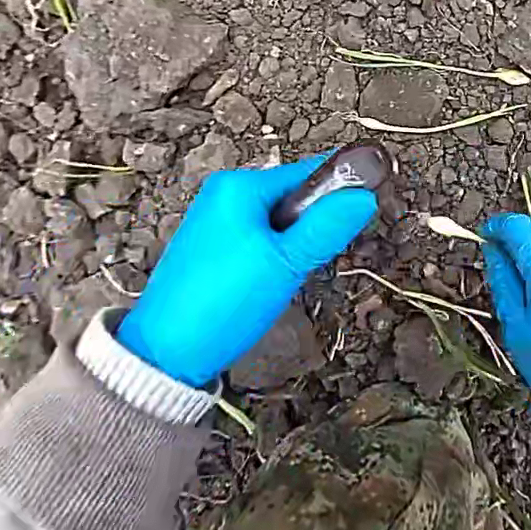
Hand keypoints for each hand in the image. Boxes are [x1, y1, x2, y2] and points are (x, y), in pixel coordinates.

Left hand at [117, 156, 376, 386]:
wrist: (164, 358)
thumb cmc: (221, 303)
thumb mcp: (286, 262)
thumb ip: (328, 225)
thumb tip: (365, 196)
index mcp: (239, 186)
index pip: (310, 171)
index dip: (342, 189)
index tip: (366, 206)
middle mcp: (226, 194)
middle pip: (297, 194)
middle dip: (316, 222)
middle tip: (319, 253)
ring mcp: (219, 220)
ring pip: (283, 218)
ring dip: (299, 240)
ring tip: (292, 271)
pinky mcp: (217, 245)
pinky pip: (264, 235)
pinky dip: (280, 251)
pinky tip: (274, 277)